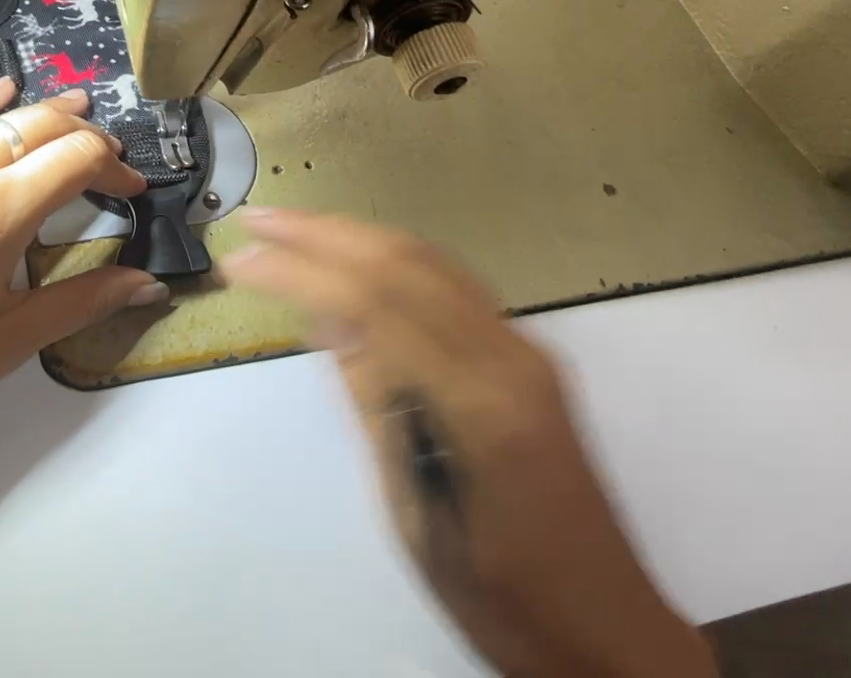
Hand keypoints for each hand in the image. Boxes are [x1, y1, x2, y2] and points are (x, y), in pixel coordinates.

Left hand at [0, 78, 163, 510]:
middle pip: (38, 125)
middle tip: (110, 165)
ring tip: (77, 111)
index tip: (133, 192)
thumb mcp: (5, 343)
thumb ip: (83, 301)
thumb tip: (150, 286)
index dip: (114, 169)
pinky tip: (2, 94)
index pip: (75, 157)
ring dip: (39, 116)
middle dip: (84, 137)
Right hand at [223, 208, 716, 677]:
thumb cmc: (505, 598)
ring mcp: (526, 351)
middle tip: (256, 219)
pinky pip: (449, 285)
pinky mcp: (527, 357)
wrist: (610, 632)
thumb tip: (326, 321)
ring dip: (354, 234)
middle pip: (403, 263)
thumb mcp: (419, 515)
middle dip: (321, 232)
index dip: (299, 272)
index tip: (240, 260)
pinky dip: (389, 261)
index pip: (374, 305)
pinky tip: (351, 261)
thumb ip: (377, 407)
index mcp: (482, 404)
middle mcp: (512, 358)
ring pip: (430, 262)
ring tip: (290, 226)